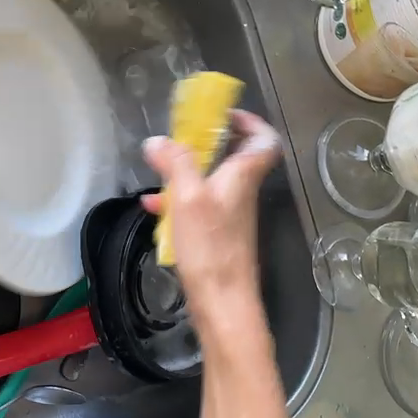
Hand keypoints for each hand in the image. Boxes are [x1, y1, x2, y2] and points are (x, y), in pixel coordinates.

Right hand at [142, 110, 281, 317]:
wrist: (223, 302)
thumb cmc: (210, 247)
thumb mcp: (187, 198)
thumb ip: (175, 163)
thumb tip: (158, 140)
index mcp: (243, 176)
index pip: (265, 140)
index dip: (251, 122)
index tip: (224, 114)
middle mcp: (240, 192)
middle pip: (234, 157)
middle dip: (207, 143)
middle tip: (182, 136)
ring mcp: (229, 214)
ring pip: (211, 181)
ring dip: (185, 171)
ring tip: (157, 168)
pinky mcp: (216, 235)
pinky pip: (197, 206)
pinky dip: (176, 200)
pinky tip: (151, 206)